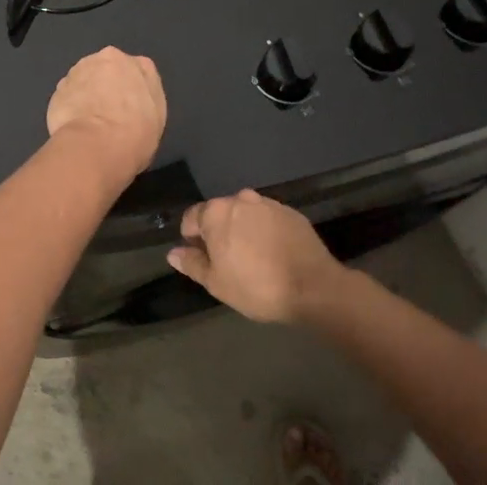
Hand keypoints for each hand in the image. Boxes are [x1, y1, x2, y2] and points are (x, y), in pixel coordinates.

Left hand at [45, 47, 166, 183]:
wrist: (95, 145)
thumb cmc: (135, 131)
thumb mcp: (156, 111)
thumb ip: (145, 91)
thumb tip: (134, 88)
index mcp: (128, 61)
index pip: (132, 70)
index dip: (131, 90)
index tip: (131, 109)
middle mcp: (99, 60)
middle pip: (104, 72)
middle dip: (105, 88)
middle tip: (111, 115)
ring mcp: (73, 75)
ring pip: (82, 83)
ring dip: (86, 96)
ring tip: (92, 124)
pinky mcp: (55, 94)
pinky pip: (67, 100)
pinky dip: (71, 110)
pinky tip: (77, 129)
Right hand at [166, 189, 349, 323]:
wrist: (313, 287)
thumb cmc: (256, 286)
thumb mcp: (217, 283)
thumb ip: (192, 264)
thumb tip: (173, 253)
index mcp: (216, 212)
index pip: (191, 218)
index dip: (193, 240)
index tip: (205, 260)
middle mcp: (240, 199)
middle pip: (219, 214)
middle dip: (220, 232)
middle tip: (229, 262)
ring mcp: (268, 204)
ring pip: (246, 215)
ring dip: (244, 230)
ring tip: (254, 258)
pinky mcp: (291, 213)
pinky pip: (269, 220)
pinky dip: (266, 232)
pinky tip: (275, 254)